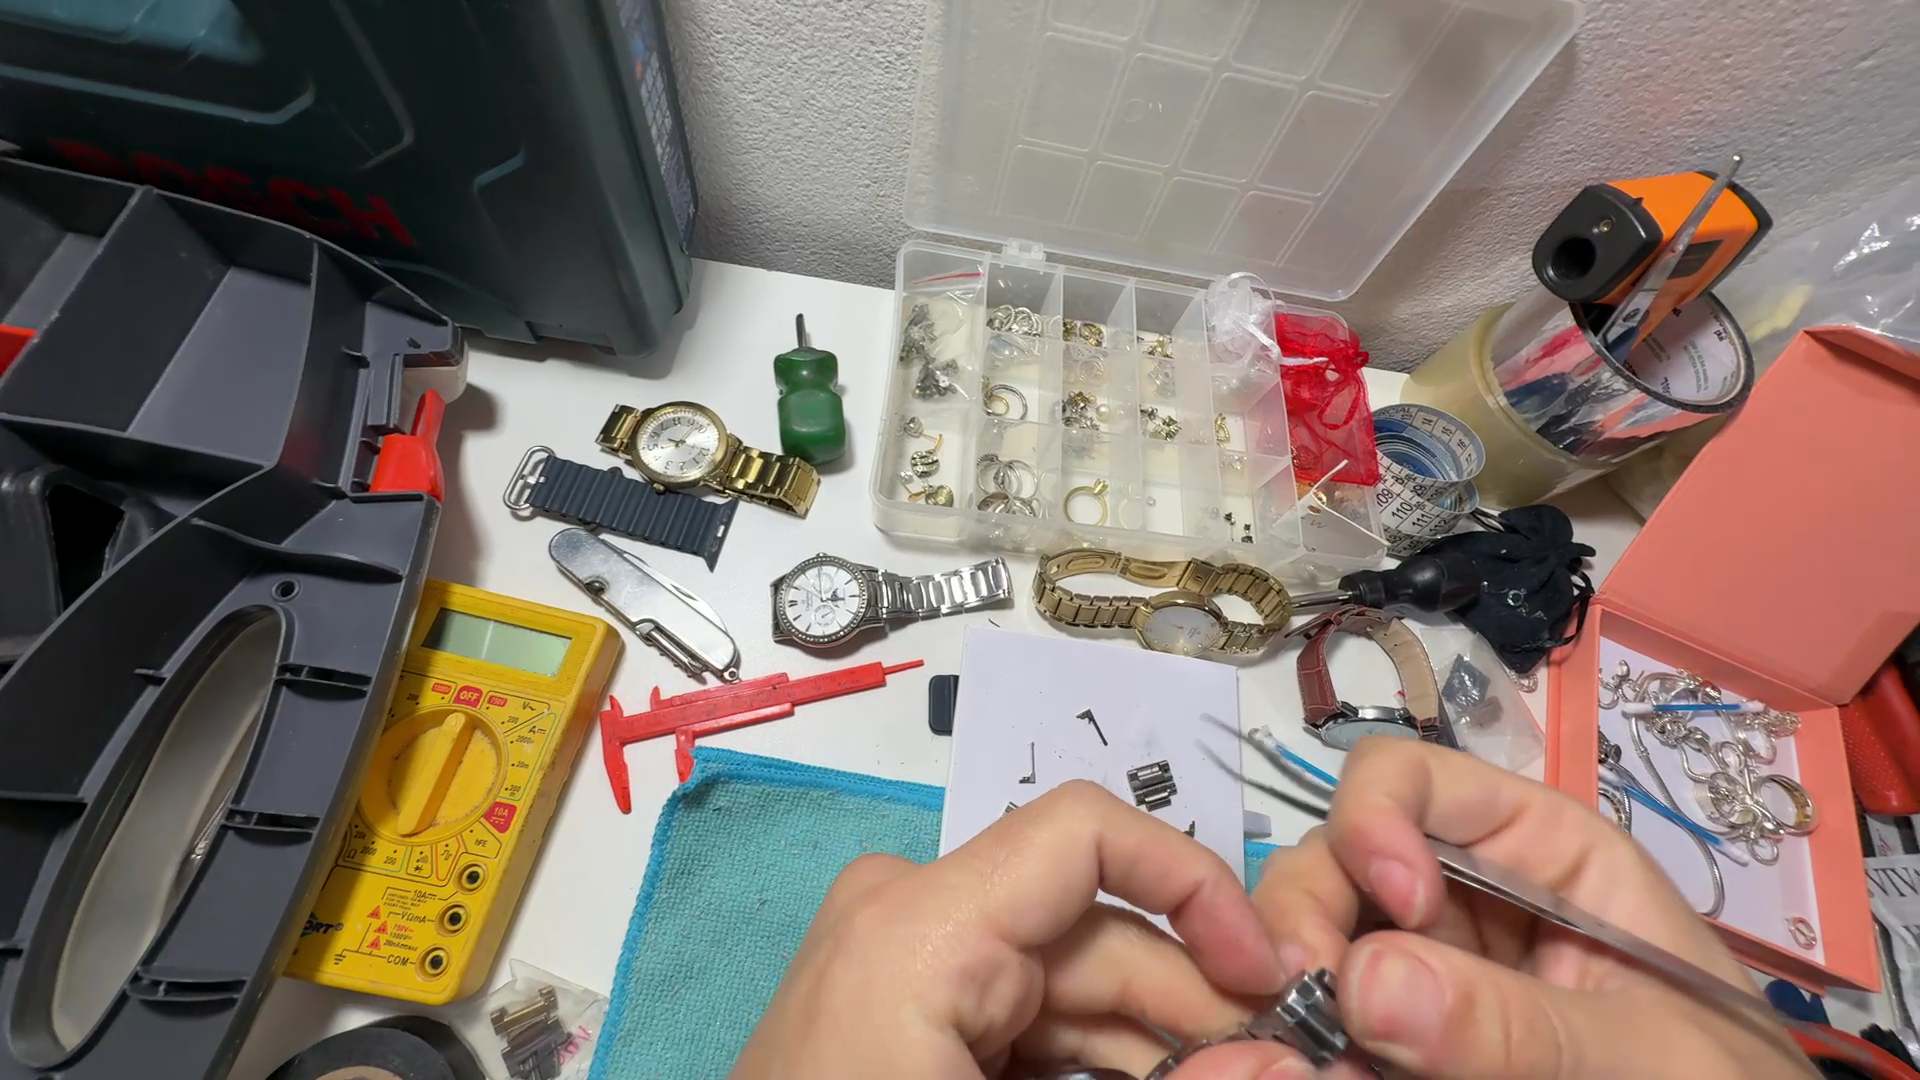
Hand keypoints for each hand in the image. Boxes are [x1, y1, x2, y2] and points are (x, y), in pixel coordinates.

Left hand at [732, 781, 1298, 1079]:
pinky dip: (1098, 1061)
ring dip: (1156, 1044)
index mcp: (921, 923)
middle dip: (1195, 1002)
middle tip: (1286, 1071)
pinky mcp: (915, 998)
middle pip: (1092, 926)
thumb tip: (1291, 1067)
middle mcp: (914, 909)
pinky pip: (1030, 1012)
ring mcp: (909, 953)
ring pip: (1071, 977)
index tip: (1270, 975)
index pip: (1080, 832)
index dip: (1191, 881)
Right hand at [1253, 738, 1814, 1078]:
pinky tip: (1311, 1066)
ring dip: (1291, 977)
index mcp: (1523, 847)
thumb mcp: (1653, 1064)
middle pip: (1332, 851)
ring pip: (1305, 921)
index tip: (1397, 902)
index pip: (1408, 777)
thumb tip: (1361, 985)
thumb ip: (1516, 1025)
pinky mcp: (1383, 1018)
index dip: (1376, 815)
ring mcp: (1407, 952)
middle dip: (1307, 912)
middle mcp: (1445, 884)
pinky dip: (1295, 1029)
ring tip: (1312, 1053)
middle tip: (1305, 994)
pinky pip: (1314, 998)